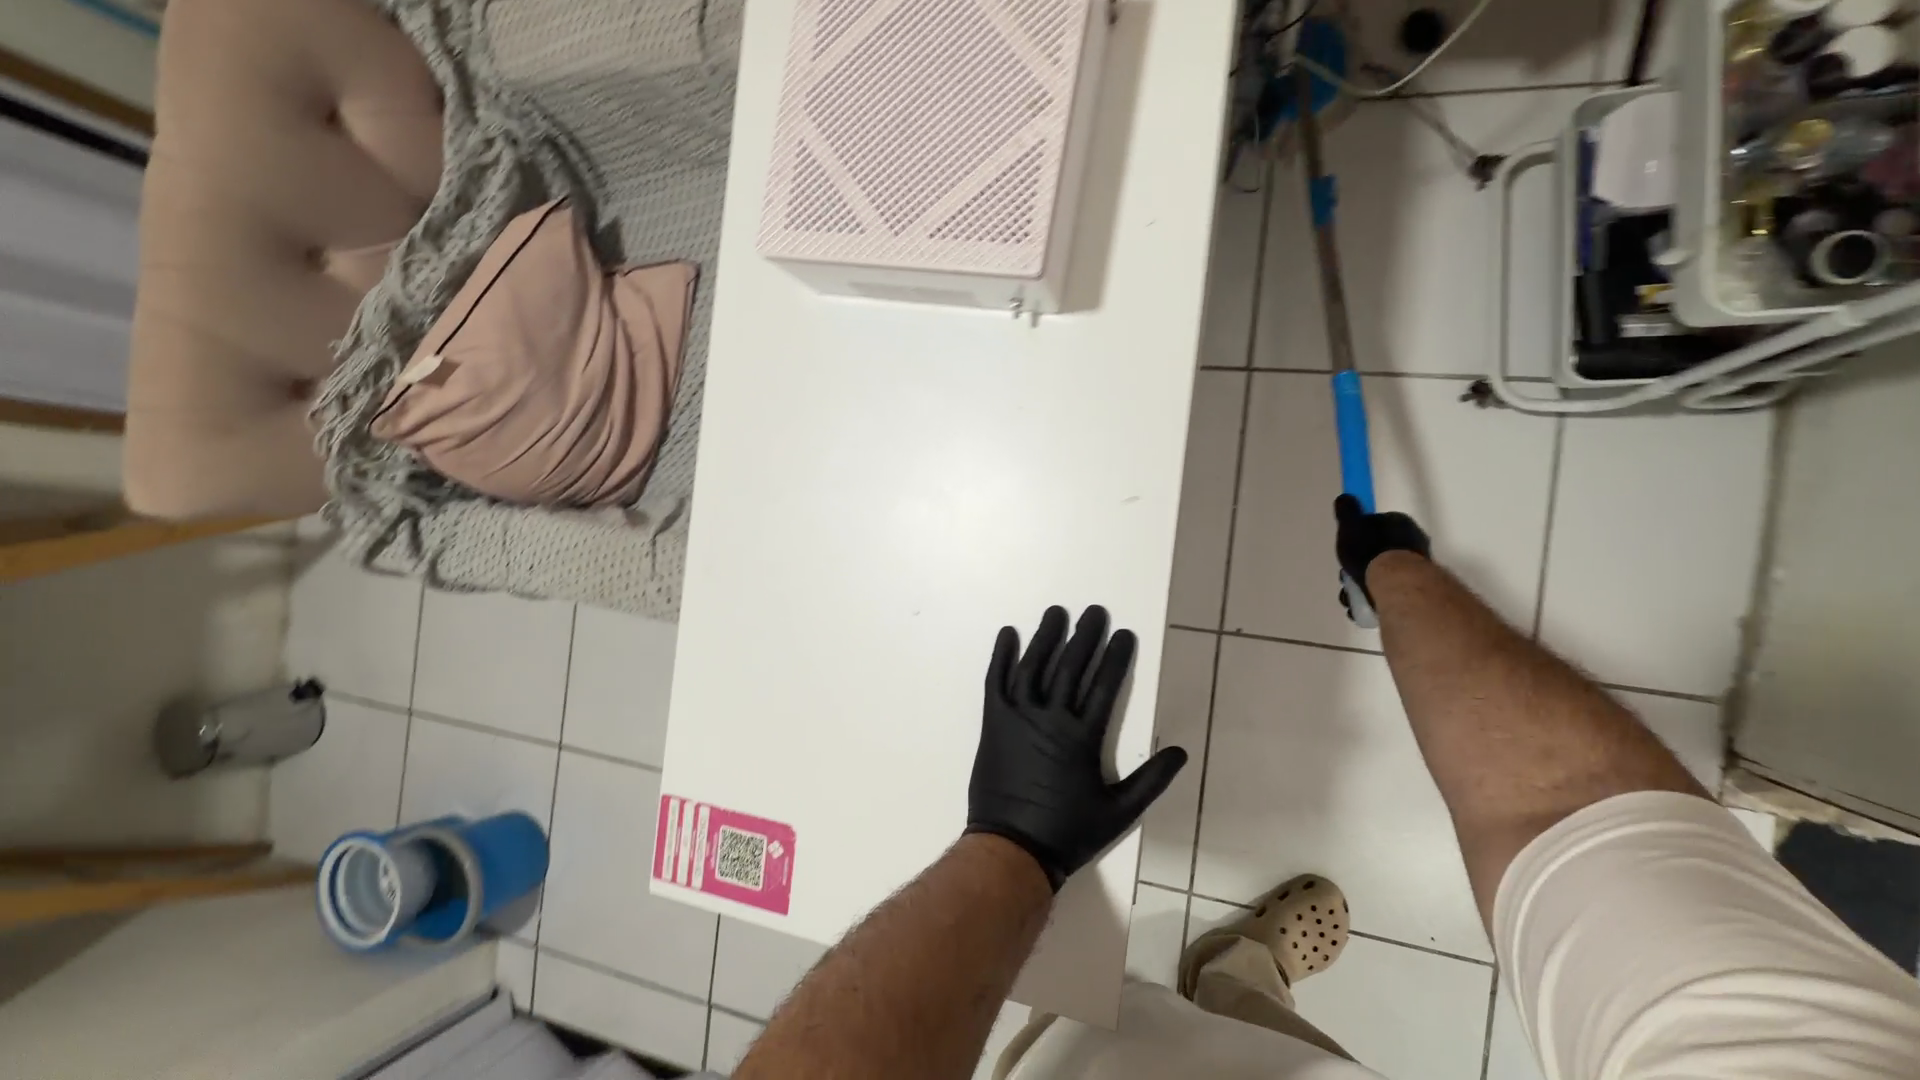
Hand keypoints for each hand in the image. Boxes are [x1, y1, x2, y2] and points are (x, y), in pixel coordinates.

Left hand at [966, 606, 1188, 891]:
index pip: (1104, 686)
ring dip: (1046, 637)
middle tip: (1094, 612)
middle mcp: (1050, 719)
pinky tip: (1008, 634)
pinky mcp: (994, 724)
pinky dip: (1001, 657)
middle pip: (1070, 667)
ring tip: (1057, 612)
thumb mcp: (1120, 812)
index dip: (1116, 657)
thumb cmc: (1069, 832)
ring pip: (1034, 667)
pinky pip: (995, 682)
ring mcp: (1018, 718)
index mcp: (1082, 738)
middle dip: (1085, 637)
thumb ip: (1151, 781)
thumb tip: (1180, 752)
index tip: (1124, 633)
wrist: (1012, 849)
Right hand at [1334, 494, 1430, 603]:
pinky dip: (1374, 596)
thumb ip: (1347, 511)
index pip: (1376, 525)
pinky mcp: (1416, 587)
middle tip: (1347, 578)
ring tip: (1352, 597)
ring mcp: (1417, 565)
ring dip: (1363, 584)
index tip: (1347, 551)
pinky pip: (1389, 589)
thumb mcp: (1350, 525)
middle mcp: (1413, 540)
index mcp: (1399, 522)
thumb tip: (1346, 498)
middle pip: (1378, 551)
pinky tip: (1363, 605)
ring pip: (1382, 573)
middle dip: (1360, 565)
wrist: (1395, 583)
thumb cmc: (1370, 551)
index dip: (1358, 538)